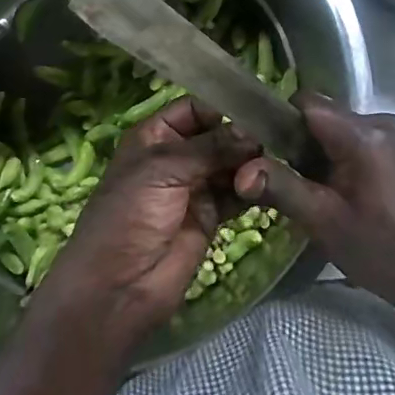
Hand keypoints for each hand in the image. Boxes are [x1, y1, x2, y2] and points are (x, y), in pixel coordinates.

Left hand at [35, 98, 259, 340]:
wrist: (118, 287)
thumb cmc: (129, 215)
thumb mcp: (163, 169)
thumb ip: (209, 148)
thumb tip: (252, 131)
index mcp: (155, 135)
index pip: (195, 108)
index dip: (222, 107)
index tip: (258, 109)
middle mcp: (177, 155)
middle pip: (218, 136)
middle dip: (243, 137)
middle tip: (276, 141)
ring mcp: (195, 186)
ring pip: (231, 164)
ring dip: (251, 164)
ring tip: (275, 166)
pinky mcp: (211, 215)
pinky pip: (238, 194)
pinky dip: (254, 189)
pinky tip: (273, 186)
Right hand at [233, 92, 394, 382]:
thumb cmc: (383, 253)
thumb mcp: (324, 222)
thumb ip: (281, 188)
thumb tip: (239, 172)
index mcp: (364, 136)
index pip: (307, 103)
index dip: (281, 121)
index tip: (268, 150)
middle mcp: (383, 121)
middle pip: (323, 114)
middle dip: (302, 141)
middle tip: (293, 180)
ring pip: (340, 125)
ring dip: (322, 150)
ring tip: (320, 190)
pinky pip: (360, 136)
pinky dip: (344, 154)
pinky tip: (346, 190)